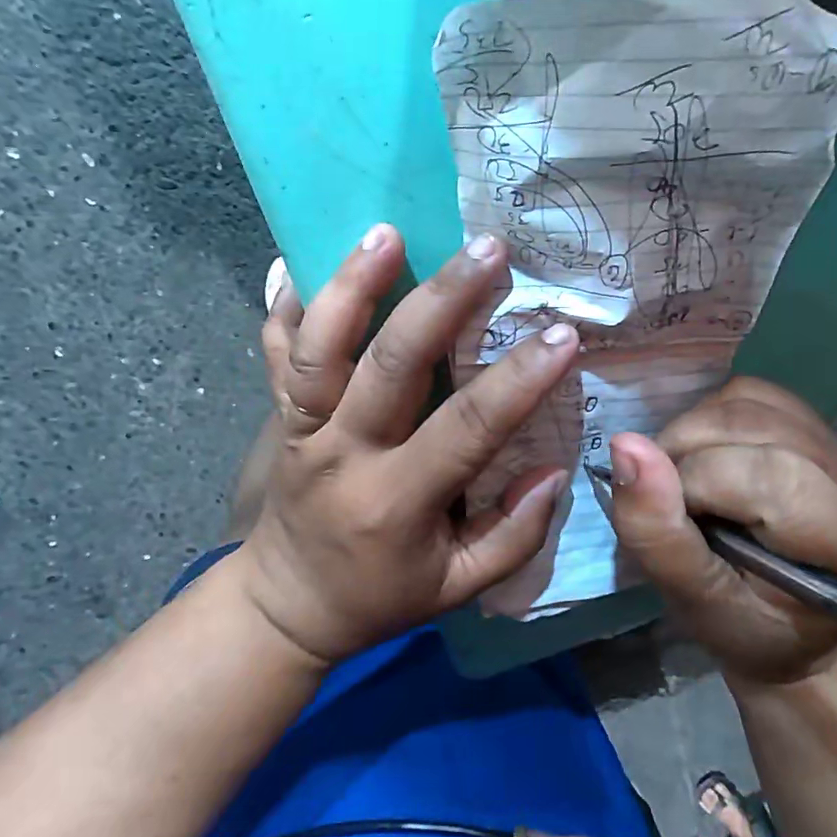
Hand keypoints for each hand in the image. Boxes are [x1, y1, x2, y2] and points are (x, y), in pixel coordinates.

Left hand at [238, 225, 578, 666]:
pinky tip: (293, 257)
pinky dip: (283, 304)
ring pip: (321, 347)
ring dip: (353, 284)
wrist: (284, 605)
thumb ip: (515, 535)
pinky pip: (275, 353)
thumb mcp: (460, 587)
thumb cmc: (383, 594)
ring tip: (389, 231)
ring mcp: (302, 429)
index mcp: (396, 501)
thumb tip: (552, 471)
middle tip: (488, 249)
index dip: (518, 379)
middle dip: (444, 301)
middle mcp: (344, 454)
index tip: (561, 333)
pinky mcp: (280, 415)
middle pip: (391, 365)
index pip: (466, 428)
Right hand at [606, 378, 836, 685]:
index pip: (774, 477)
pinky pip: (753, 393)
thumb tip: (625, 446)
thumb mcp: (696, 604)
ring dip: (695, 430)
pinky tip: (706, 456)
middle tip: (668, 501)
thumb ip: (659, 534)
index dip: (699, 482)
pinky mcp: (817, 427)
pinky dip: (711, 416)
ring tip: (686, 481)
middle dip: (688, 451)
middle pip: (759, 427)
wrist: (790, 624)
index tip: (668, 517)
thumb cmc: (749, 629)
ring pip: (752, 400)